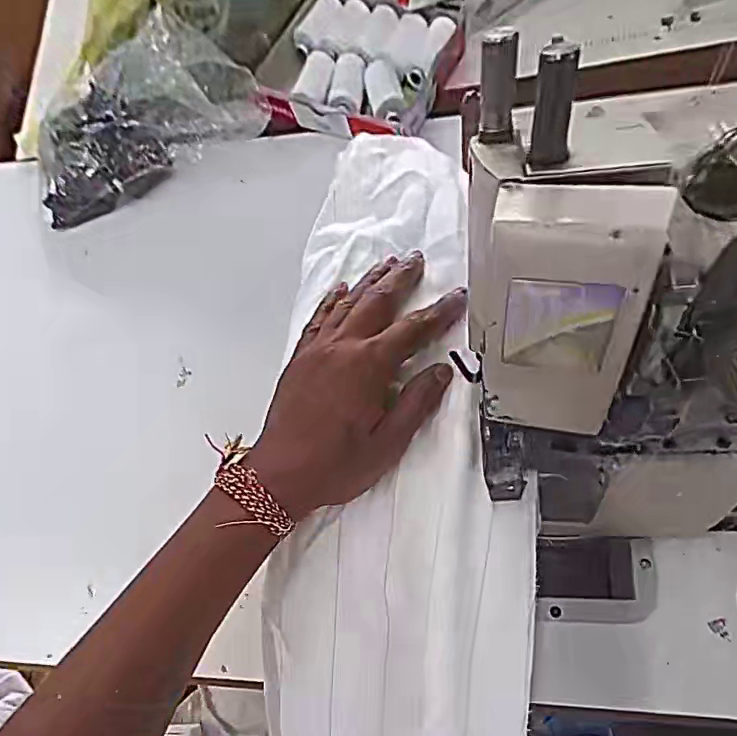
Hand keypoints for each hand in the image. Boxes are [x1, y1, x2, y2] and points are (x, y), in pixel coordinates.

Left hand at [245, 253, 464, 515]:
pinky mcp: (300, 360)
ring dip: (370, 282)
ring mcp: (317, 351)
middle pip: (377, 302)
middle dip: (401, 280)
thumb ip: (416, 403)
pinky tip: (340, 290)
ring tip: (387, 265)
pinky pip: (319, 319)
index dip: (439, 312)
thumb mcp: (388, 442)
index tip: (456, 298)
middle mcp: (341, 349)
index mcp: (368, 367)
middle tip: (418, 261)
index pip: (413, 330)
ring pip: (347, 304)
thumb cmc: (333, 465)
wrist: (280, 475)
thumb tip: (440, 373)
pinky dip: (332, 301)